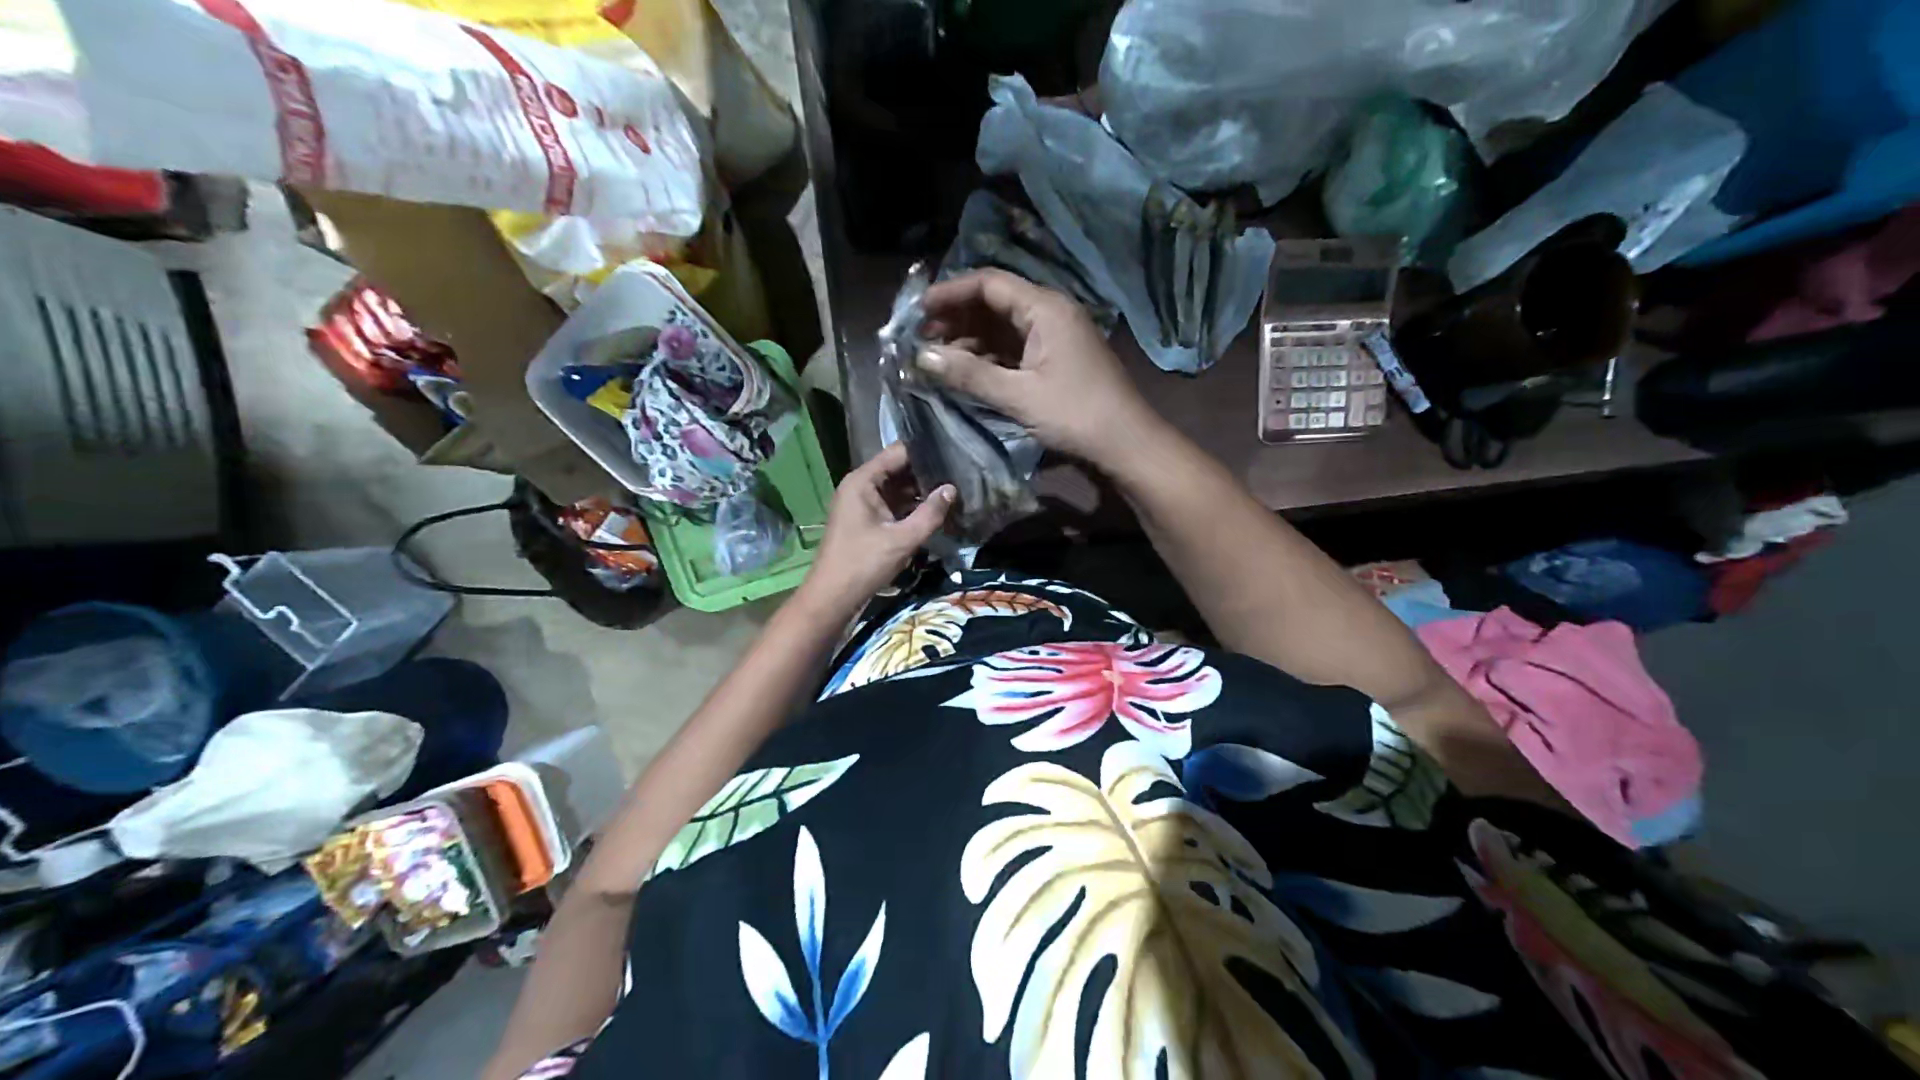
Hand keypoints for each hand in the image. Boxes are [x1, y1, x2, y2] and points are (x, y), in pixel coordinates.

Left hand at [798, 443, 953, 613]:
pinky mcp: (867, 519)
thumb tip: (952, 489)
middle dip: (927, 472)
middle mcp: (861, 485)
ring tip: (954, 490)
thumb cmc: (864, 564)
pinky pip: (893, 505)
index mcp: (863, 481)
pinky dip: (912, 507)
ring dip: (921, 491)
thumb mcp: (902, 539)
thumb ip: (930, 513)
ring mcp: (862, 503)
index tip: (954, 454)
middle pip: (899, 469)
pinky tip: (936, 510)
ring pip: (898, 488)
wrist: (833, 597)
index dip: (925, 451)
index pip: (898, 452)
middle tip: (960, 474)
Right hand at [918, 269, 1164, 466]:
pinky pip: (1013, 348)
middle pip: (994, 302)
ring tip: (936, 357)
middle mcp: (1050, 314)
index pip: (989, 283)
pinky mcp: (1055, 361)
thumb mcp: (1018, 395)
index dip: (949, 293)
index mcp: (1045, 308)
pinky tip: (965, 372)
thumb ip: (969, 373)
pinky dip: (987, 357)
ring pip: (1002, 327)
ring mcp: (1054, 338)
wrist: (1126, 444)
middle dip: (956, 317)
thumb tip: (922, 356)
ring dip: (969, 339)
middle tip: (921, 338)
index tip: (916, 312)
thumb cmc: (1075, 414)